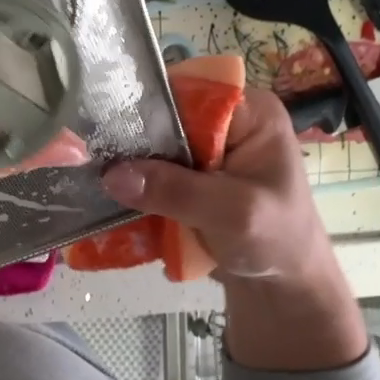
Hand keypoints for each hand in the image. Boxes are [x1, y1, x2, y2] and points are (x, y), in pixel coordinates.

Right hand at [99, 88, 364, 371]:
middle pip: (163, 119)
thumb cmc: (277, 243)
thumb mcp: (233, 214)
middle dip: (131, 143)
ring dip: (127, 171)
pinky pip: (150, 175)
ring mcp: (205, 153)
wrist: (284, 288)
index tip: (110, 132)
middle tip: (95, 164)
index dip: (149, 108)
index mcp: (249, 113)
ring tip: (96, 184)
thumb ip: (177, 192)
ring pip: (150, 149)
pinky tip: (113, 203)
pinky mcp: (188, 179)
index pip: (189, 91)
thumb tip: (113, 175)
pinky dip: (134, 191)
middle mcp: (224, 124)